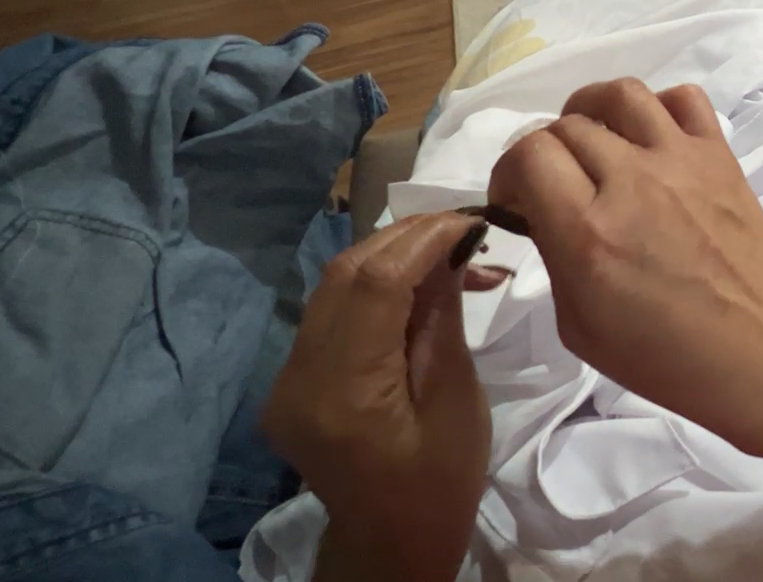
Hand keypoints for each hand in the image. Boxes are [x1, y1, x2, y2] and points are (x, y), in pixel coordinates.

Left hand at [263, 211, 503, 581]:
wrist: (391, 542)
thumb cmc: (441, 478)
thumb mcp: (456, 396)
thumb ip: (442, 317)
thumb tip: (451, 248)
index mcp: (344, 392)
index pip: (374, 283)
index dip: (425, 238)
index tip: (474, 219)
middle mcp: (299, 377)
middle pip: (346, 273)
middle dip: (410, 235)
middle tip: (467, 225)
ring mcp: (288, 378)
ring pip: (335, 283)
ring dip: (396, 252)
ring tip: (454, 247)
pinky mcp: (295, 378)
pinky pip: (335, 308)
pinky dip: (381, 280)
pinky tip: (423, 282)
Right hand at [488, 78, 762, 455]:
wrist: (754, 346)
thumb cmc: (662, 354)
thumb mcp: (577, 325)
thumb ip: (555, 255)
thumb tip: (546, 210)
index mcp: (588, 231)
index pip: (529, 153)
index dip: (510, 171)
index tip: (519, 199)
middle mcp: (632, 180)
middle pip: (567, 124)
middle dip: (546, 149)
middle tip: (556, 181)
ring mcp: (680, 159)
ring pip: (621, 93)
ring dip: (592, 108)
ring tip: (594, 137)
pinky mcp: (719, 153)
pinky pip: (685, 97)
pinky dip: (659, 107)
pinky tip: (652, 138)